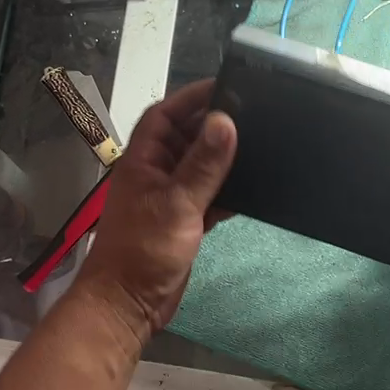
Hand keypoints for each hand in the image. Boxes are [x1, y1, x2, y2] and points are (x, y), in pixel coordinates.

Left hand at [73, 79, 236, 338]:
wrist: (128, 304)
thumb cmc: (144, 249)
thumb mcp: (178, 203)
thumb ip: (204, 163)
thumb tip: (225, 120)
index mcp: (142, 159)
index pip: (165, 115)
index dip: (192, 98)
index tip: (228, 85)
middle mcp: (154, 172)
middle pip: (185, 137)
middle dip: (215, 126)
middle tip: (256, 114)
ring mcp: (168, 197)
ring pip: (200, 166)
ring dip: (224, 159)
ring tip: (261, 145)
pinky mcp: (183, 220)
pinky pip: (208, 195)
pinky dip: (227, 190)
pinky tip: (254, 187)